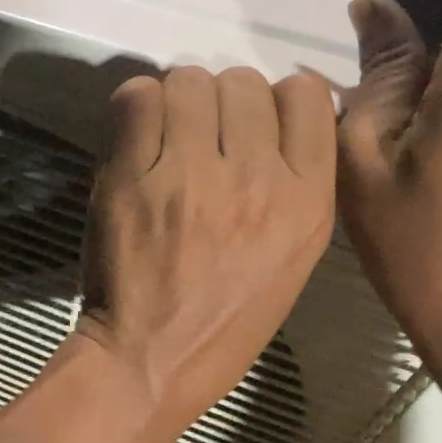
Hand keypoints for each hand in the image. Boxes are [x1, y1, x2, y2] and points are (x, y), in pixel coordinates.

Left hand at [73, 66, 336, 432]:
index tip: (251, 128)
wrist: (148, 362)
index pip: (306, 93)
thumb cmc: (222, 325)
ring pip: (190, 80)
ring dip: (176, 101)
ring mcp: (192, 175)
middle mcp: (257, 179)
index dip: (275, 101)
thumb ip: (290, 187)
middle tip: (198, 139)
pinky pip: (138, 97)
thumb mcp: (290, 260)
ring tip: (163, 141)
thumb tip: (267, 125)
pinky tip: (135, 140)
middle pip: (243, 80)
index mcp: (308, 203)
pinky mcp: (133, 177)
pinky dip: (136, 107)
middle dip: (220, 102)